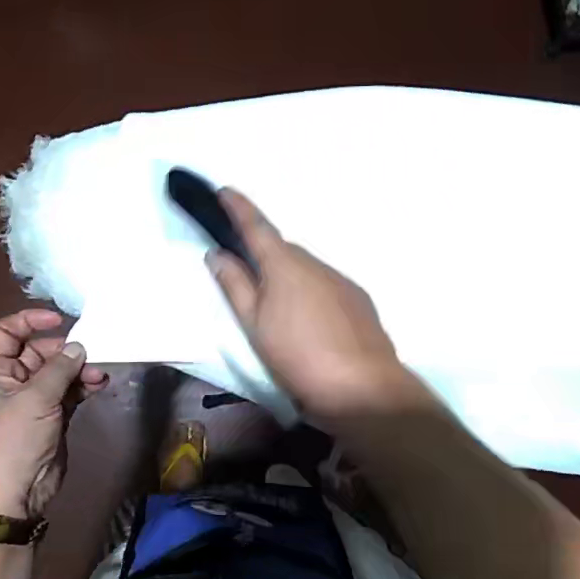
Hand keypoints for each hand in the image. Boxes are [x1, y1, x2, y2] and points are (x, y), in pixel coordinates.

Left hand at [0, 309, 109, 519]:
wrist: (10, 499)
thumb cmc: (10, 442)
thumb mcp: (33, 400)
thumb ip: (58, 369)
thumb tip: (78, 347)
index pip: (4, 333)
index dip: (27, 321)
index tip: (57, 319)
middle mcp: (9, 383)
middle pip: (38, 352)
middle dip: (64, 351)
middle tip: (90, 355)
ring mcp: (31, 402)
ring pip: (58, 373)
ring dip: (79, 370)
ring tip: (100, 375)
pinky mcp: (50, 419)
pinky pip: (68, 393)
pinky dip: (83, 387)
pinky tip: (99, 385)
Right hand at [206, 190, 424, 421]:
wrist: (362, 387)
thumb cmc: (297, 356)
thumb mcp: (254, 325)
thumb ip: (235, 285)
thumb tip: (217, 253)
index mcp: (284, 264)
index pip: (256, 226)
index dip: (238, 208)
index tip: (225, 191)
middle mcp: (315, 263)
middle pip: (282, 251)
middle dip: (263, 256)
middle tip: (244, 275)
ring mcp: (341, 280)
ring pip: (305, 271)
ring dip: (288, 280)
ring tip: (278, 315)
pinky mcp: (358, 300)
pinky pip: (325, 287)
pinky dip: (310, 295)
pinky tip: (309, 325)